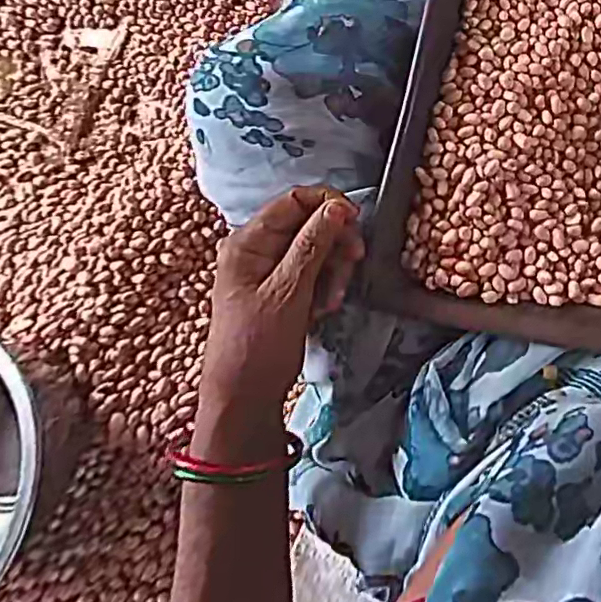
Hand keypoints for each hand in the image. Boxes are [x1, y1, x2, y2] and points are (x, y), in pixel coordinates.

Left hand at [201, 186, 364, 409]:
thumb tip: (337, 206)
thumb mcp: (288, 291)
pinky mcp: (283, 288)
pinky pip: (314, 271)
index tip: (355, 220)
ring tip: (334, 298)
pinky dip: (326, 284)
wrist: (244, 401)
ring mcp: (270, 269)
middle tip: (354, 261)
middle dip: (335, 242)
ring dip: (334, 268)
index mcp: (248, 241)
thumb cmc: (258, 345)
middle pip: (309, 223)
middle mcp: (258, 248)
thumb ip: (313, 244)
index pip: (294, 200)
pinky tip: (326, 306)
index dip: (328, 204)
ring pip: (317, 247)